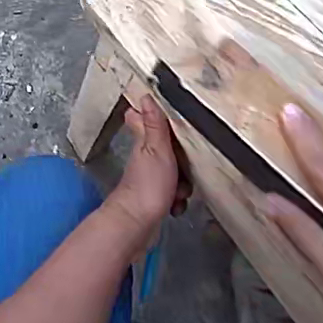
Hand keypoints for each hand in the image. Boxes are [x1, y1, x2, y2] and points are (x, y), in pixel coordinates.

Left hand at [101, 95, 191, 250]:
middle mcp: (145, 158)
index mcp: (145, 142)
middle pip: (167, 147)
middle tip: (185, 163)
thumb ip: (155, 125)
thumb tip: (146, 95)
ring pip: (174, 171)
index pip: (141, 119)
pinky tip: (176, 204)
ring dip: (183, 181)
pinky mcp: (155, 198)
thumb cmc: (147, 185)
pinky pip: (173, 192)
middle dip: (183, 156)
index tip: (169, 116)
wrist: (137, 226)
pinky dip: (177, 199)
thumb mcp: (156, 149)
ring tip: (180, 189)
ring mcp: (149, 178)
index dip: (152, 114)